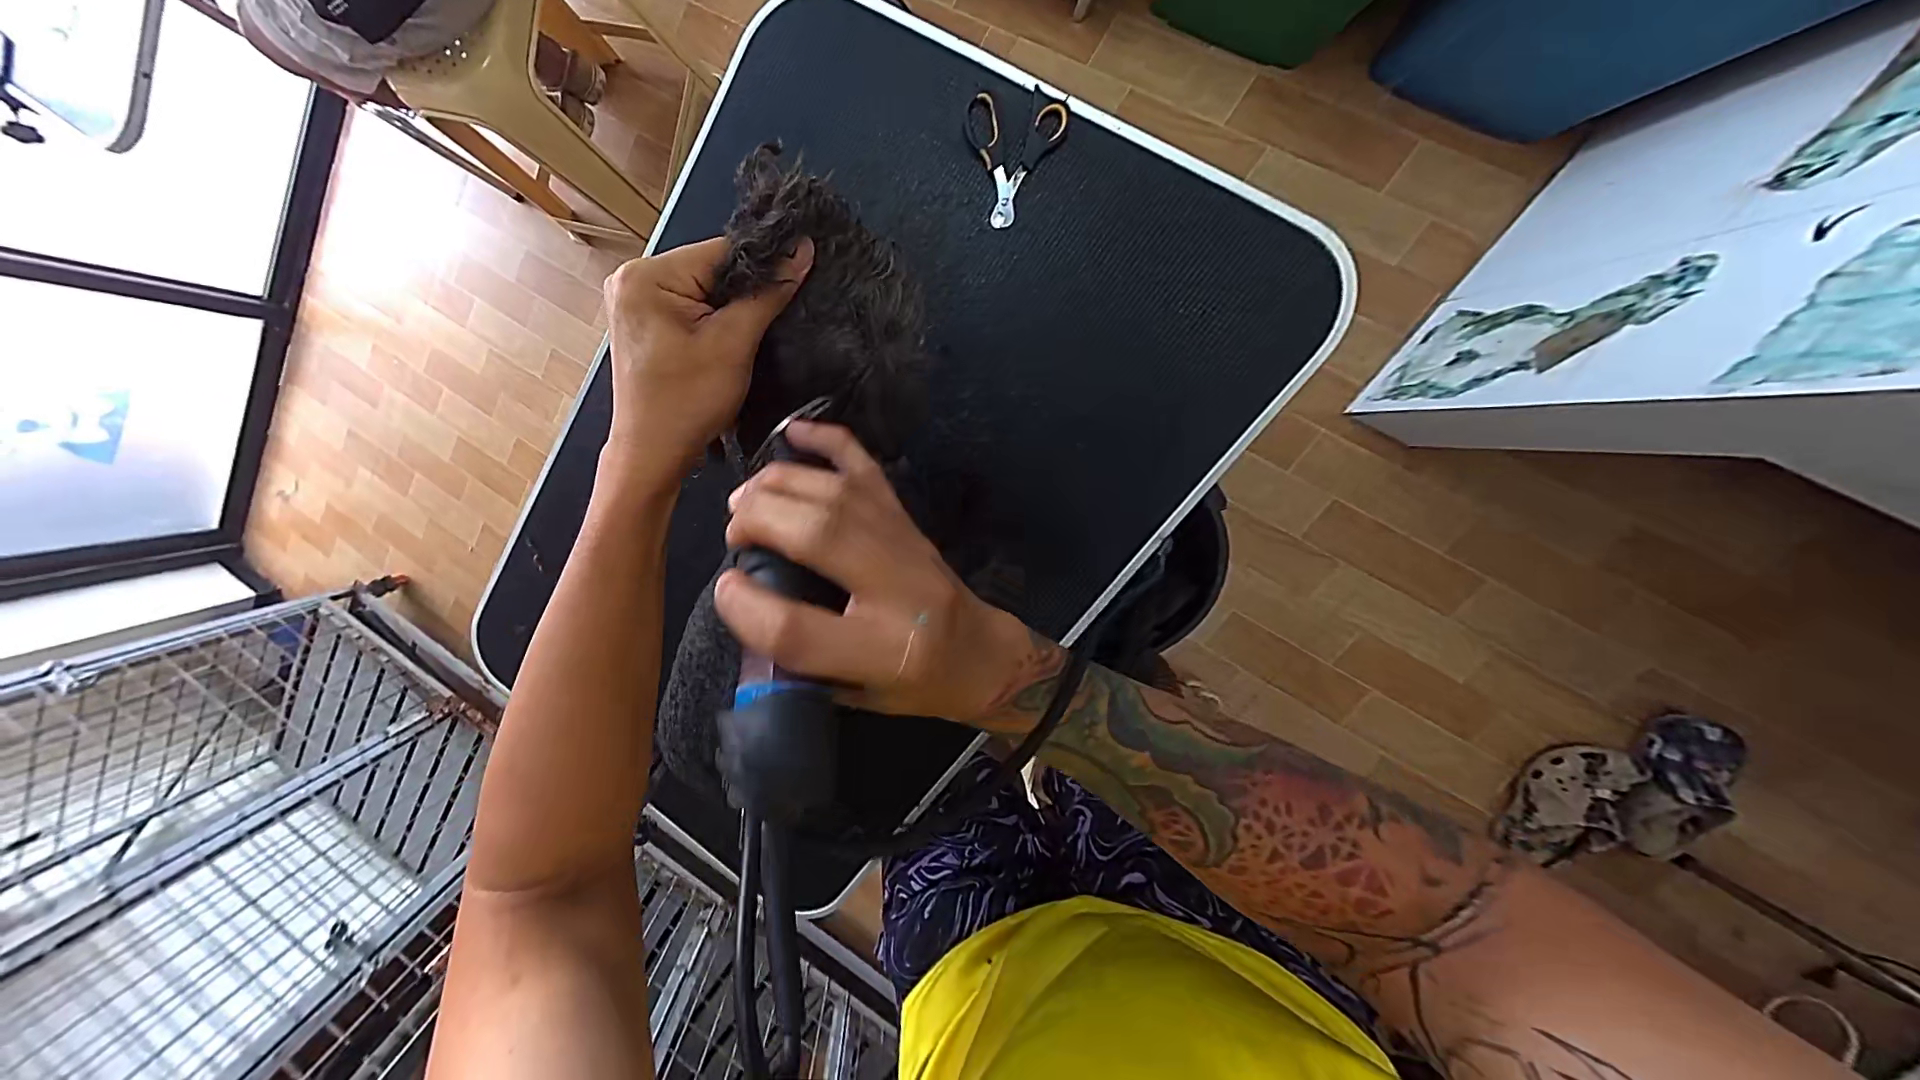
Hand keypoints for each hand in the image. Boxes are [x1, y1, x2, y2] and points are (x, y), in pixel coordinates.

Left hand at [600, 236, 813, 479]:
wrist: (654, 452)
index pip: (722, 251)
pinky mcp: (646, 324)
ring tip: (748, 336)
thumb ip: (768, 294)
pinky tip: (730, 342)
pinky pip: (692, 308)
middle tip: (773, 319)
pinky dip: (716, 322)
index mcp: (646, 276)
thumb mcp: (734, 344)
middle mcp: (632, 280)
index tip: (798, 276)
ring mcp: (636, 303)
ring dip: (733, 309)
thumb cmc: (685, 403)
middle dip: (746, 292)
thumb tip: (800, 253)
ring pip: (705, 291)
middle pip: (713, 269)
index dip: (765, 266)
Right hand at [713, 421, 1047, 725]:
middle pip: (820, 537)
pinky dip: (830, 443)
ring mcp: (909, 546)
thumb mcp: (860, 695)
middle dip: (760, 522)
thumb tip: (745, 610)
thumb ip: (803, 663)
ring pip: (840, 497)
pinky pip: (868, 470)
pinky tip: (794, 433)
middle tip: (733, 529)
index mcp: (885, 652)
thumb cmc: (917, 683)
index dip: (747, 607)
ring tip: (745, 497)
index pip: (799, 628)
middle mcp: (900, 590)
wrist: (980, 653)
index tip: (725, 588)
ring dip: (781, 485)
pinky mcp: (910, 520)